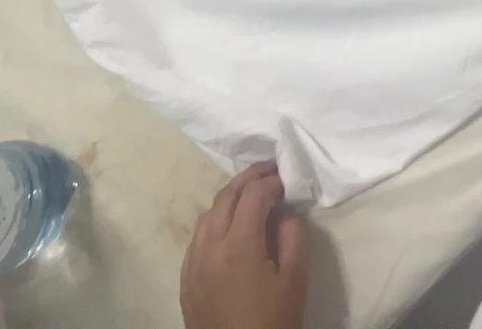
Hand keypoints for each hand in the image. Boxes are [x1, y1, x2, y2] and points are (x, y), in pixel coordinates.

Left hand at [181, 161, 308, 328]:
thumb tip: (285, 211)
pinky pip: (196, 239)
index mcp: (239, 246)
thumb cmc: (273, 321)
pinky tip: (230, 226)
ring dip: (229, 197)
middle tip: (271, 168)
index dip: (272, 180)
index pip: (253, 195)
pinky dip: (214, 220)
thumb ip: (292, 235)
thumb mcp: (295, 277)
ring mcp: (193, 266)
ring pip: (206, 216)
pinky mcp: (186, 282)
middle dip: (249, 177)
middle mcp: (209, 249)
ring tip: (252, 194)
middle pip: (225, 197)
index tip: (289, 178)